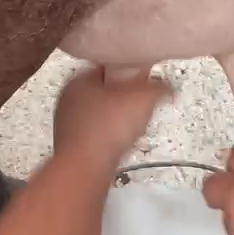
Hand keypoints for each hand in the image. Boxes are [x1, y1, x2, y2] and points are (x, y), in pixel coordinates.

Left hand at [52, 67, 171, 173]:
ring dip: (117, 120)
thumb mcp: (143, 99)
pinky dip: (109, 138)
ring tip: (134, 128)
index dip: (128, 72)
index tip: (144, 82)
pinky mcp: (70, 146)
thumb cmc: (109, 126)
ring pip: (99, 115)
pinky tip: (120, 145)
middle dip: (124, 98)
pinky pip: (95, 135)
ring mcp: (65, 124)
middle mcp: (67, 98)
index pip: (107, 66)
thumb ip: (158, 87)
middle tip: (142, 105)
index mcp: (79, 79)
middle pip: (103, 92)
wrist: (85, 168)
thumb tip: (167, 86)